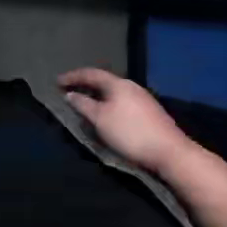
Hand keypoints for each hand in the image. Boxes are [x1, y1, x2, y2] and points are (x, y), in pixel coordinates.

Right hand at [58, 68, 199, 176]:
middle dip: (85, 86)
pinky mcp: (150, 113)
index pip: (91, 73)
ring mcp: (143, 99)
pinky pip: (122, 102)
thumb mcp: (100, 119)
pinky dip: (109, 105)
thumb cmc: (130, 133)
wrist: (170, 152)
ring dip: (98, 97)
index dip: (72, 77)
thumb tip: (70, 94)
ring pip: (114, 93)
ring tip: (86, 105)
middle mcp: (131, 86)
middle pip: (103, 81)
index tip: (57, 82)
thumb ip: (83, 105)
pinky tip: (107, 116)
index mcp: (118, 83)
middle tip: (70, 91)